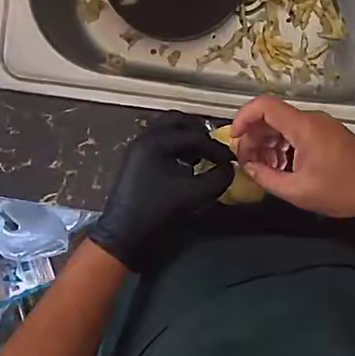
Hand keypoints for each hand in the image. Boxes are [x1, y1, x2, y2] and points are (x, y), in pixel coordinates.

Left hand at [88, 112, 234, 269]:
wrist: (123, 233)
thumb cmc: (157, 211)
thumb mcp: (194, 195)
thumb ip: (218, 178)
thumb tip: (230, 168)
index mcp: (158, 142)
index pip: (195, 135)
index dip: (216, 147)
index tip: (230, 159)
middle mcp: (146, 138)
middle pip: (178, 122)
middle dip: (200, 133)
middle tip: (215, 149)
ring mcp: (138, 147)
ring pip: (167, 130)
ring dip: (186, 139)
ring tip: (202, 156)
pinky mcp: (136, 159)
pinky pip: (160, 142)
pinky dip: (175, 146)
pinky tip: (186, 165)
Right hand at [228, 96, 354, 221]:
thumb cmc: (343, 191)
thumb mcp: (297, 191)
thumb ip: (266, 178)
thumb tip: (249, 168)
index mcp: (304, 128)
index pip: (264, 106)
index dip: (242, 118)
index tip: (234, 137)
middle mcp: (312, 120)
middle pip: (270, 116)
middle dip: (253, 138)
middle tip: (248, 162)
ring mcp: (320, 126)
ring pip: (282, 126)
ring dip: (268, 145)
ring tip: (267, 169)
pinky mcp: (326, 135)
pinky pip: (296, 133)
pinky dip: (283, 147)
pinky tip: (283, 168)